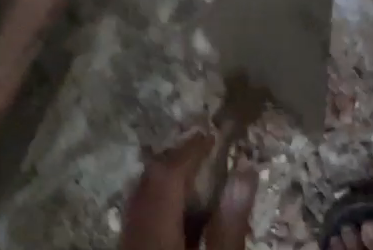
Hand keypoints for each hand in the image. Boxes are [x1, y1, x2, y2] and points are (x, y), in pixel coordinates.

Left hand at [118, 132, 257, 249]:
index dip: (188, 150)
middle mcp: (133, 230)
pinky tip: (180, 211)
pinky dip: (158, 202)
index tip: (211, 135)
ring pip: (139, 198)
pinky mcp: (128, 249)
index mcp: (155, 228)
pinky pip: (138, 217)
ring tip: (194, 175)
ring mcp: (126, 242)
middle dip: (174, 160)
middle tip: (203, 149)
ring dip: (165, 181)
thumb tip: (246, 170)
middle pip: (148, 181)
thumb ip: (230, 222)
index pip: (166, 174)